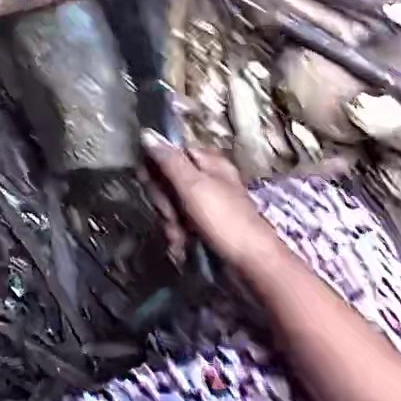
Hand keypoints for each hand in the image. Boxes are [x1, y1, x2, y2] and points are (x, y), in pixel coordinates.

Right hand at [143, 131, 282, 263]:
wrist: (254, 266)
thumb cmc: (225, 221)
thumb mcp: (193, 185)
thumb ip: (168, 159)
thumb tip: (146, 133)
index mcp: (207, 163)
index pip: (167, 154)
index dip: (155, 170)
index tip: (150, 183)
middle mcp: (206, 180)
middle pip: (166, 182)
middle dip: (164, 203)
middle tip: (173, 215)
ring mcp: (205, 205)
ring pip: (169, 207)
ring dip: (169, 224)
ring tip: (180, 236)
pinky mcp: (204, 227)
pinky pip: (179, 225)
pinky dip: (177, 236)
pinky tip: (182, 246)